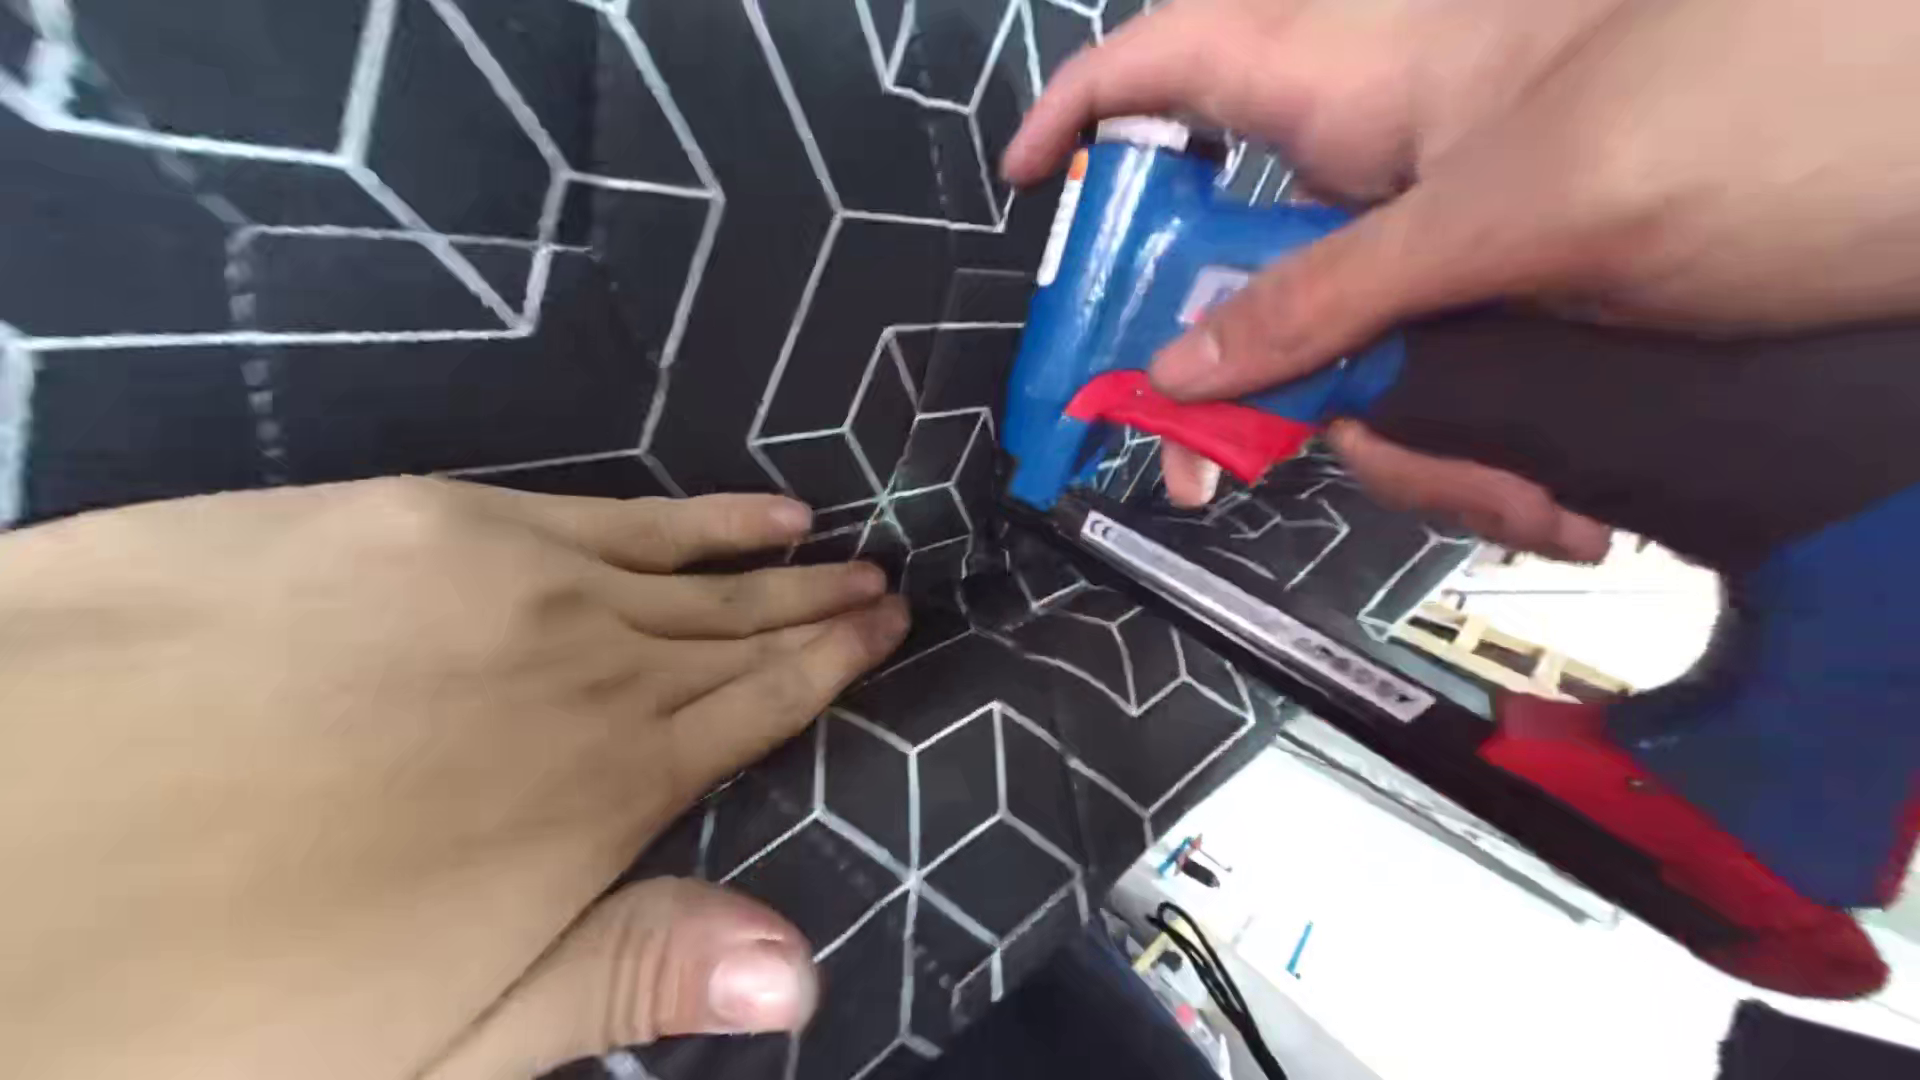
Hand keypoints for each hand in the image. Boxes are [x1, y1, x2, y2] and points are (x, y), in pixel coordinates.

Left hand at [0, 478, 909, 1079]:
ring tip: (845, 551)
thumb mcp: (439, 1042)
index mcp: (614, 780)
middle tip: (888, 587)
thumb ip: (640, 972)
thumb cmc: (188, 997)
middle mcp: (605, 666)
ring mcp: (533, 578)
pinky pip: (628, 515)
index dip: (838, 664)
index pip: (769, 700)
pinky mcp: (453, 519)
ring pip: (704, 571)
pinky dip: (708, 517)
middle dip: (828, 610)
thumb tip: (806, 974)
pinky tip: (761, 509)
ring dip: (784, 564)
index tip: (890, 630)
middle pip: (749, 630)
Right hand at [1006, 0, 1919, 556]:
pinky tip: (1551, 499)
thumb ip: (1326, 292)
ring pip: (1314, 364)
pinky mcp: (1465, 315)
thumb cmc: (1814, 105)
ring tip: (1512, 494)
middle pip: (1218, 274)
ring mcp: (1413, 254)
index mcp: (1363, 80)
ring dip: (1380, 447)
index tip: (1026, 183)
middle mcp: (1367, 171)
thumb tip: (1179, 367)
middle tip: (1199, 468)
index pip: (1175, 62)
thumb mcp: (1528, 209)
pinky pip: (1400, 399)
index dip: (1085, 112)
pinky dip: (1454, 463)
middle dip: (1208, 380)